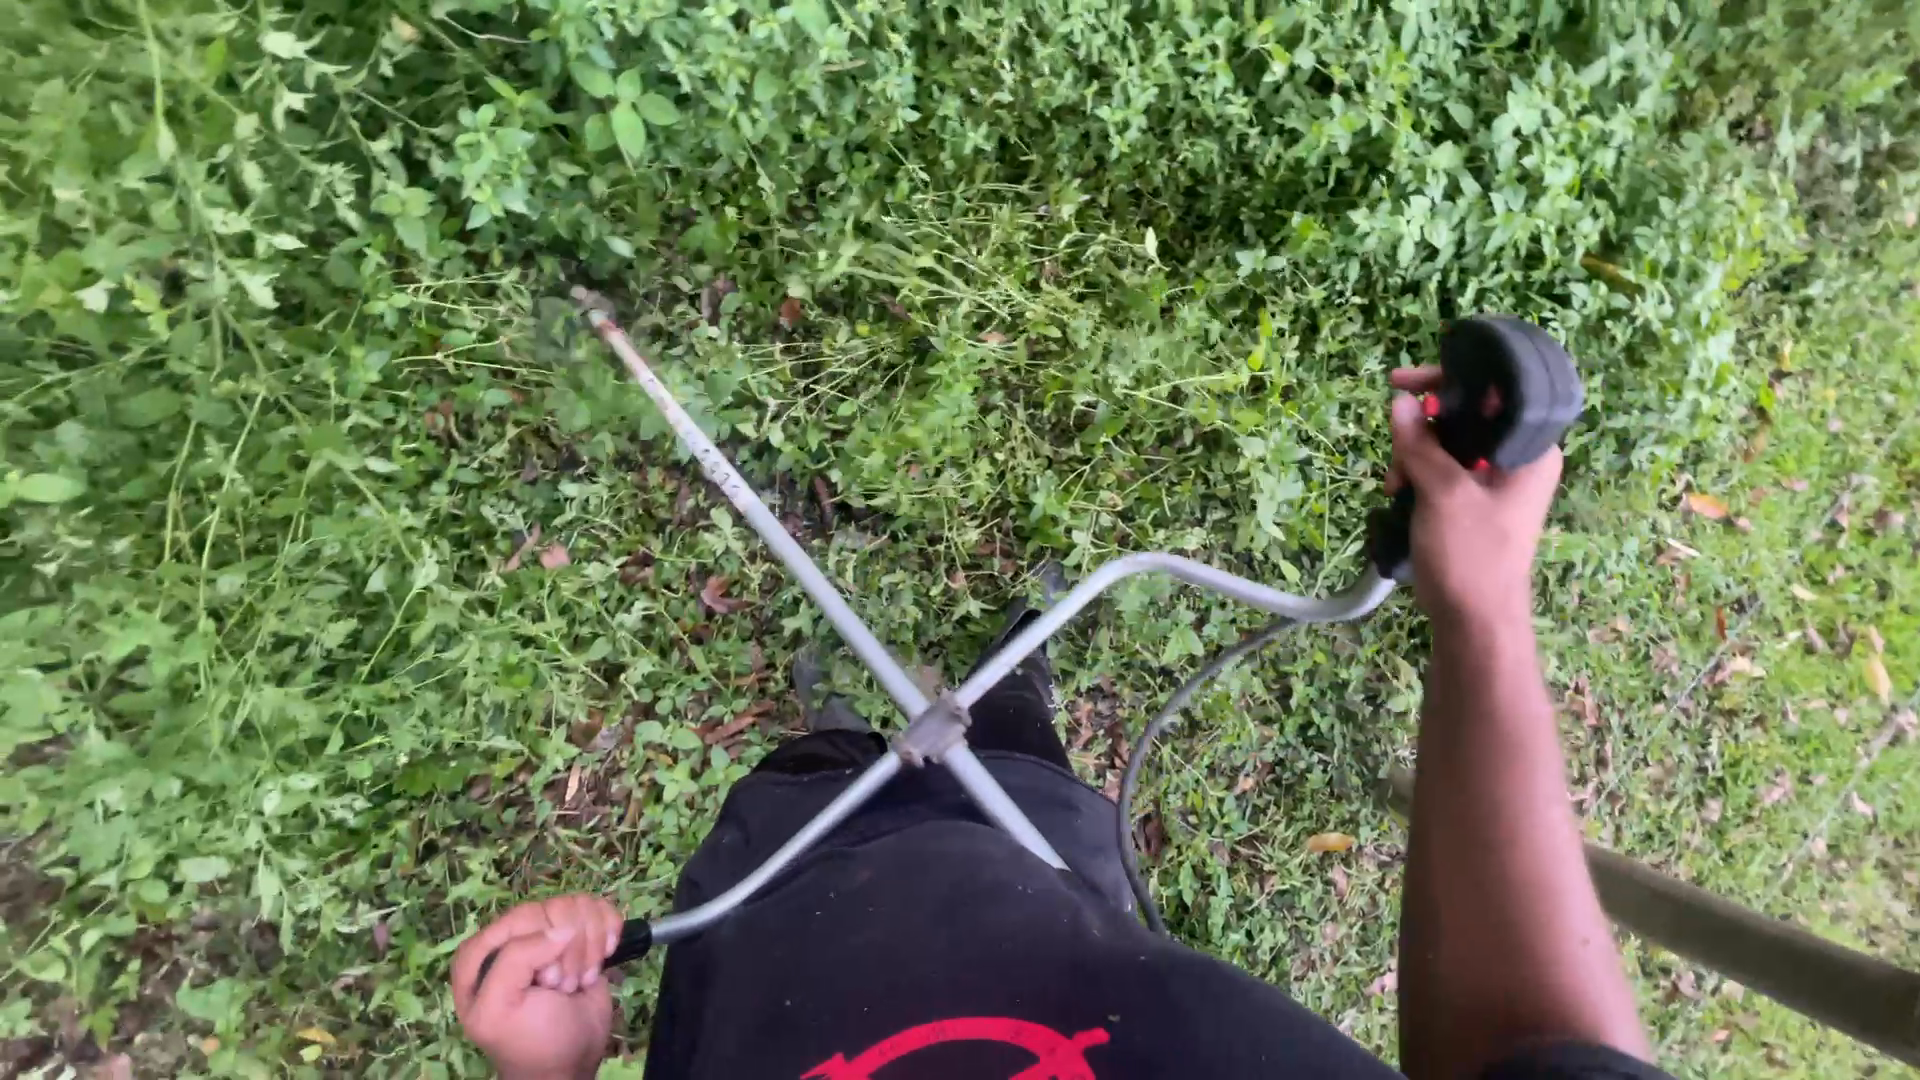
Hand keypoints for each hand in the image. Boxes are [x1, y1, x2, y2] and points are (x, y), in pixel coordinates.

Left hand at [451, 894, 623, 1079]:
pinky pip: (601, 907)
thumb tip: (563, 930)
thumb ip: (514, 962)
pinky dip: (610, 930)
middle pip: (552, 909)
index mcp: (482, 955)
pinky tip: (604, 955)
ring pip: (579, 906)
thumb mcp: (500, 1011)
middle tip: (565, 984)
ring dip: (590, 944)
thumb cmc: (530, 1040)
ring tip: (581, 978)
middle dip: (570, 947)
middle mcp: (514, 936)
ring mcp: (550, 932)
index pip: (518, 919)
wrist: (573, 1059)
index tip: (545, 980)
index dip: (538, 944)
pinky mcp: (583, 931)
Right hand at [1386, 366, 1561, 633]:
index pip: (1495, 390)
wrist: (1473, 617)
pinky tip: (1399, 494)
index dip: (1449, 379)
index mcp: (1531, 449)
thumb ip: (1420, 445)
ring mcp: (1493, 481)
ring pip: (1444, 444)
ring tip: (1396, 487)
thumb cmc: (1470, 555)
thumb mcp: (1442, 494)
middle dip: (1420, 429)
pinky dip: (1416, 475)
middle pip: (1463, 416)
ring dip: (1412, 457)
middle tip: (1396, 457)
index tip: (1401, 382)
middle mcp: (1517, 458)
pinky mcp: (1470, 500)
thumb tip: (1399, 401)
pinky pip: (1439, 469)